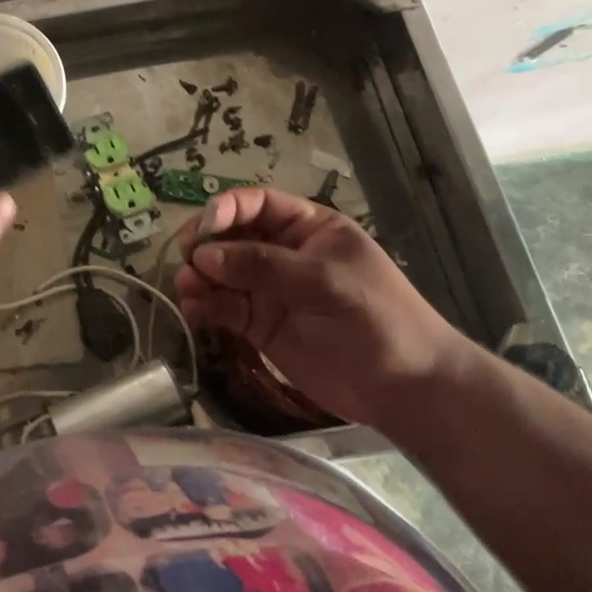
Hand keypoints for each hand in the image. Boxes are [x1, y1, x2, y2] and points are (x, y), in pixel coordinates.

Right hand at [173, 187, 476, 427]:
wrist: (405, 387)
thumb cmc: (376, 318)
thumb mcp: (323, 281)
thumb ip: (263, 265)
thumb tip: (204, 256)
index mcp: (308, 229)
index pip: (258, 204)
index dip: (227, 209)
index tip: (203, 228)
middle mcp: (283, 254)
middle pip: (231, 237)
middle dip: (205, 244)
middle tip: (186, 259)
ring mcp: (269, 291)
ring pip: (221, 274)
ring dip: (199, 278)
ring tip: (186, 290)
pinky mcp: (260, 326)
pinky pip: (224, 308)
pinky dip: (204, 307)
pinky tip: (194, 313)